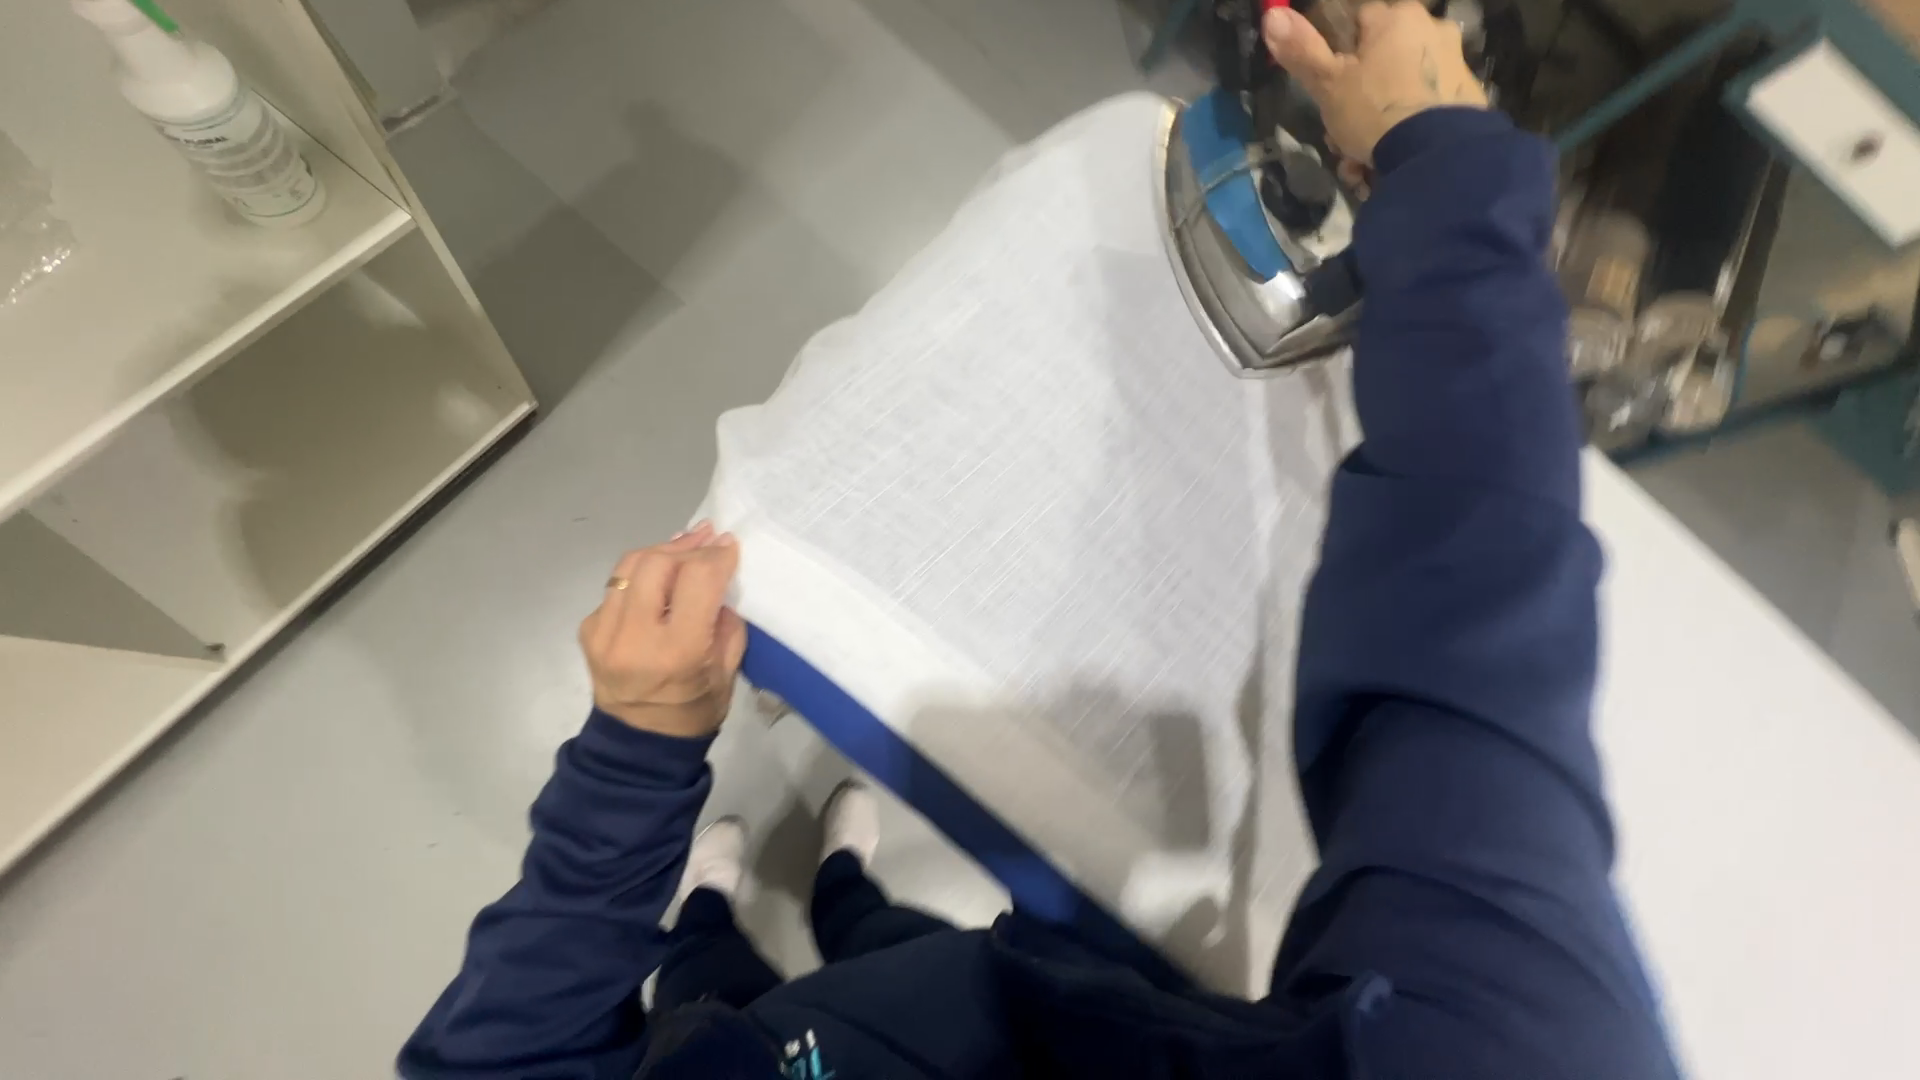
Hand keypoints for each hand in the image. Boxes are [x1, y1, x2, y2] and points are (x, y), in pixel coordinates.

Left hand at [578, 522, 747, 737]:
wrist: (639, 745)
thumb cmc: (695, 710)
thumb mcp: (728, 668)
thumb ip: (725, 620)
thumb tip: (720, 577)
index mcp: (678, 651)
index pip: (697, 579)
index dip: (717, 555)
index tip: (730, 545)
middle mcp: (635, 637)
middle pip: (658, 563)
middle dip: (688, 546)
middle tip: (709, 538)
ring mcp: (604, 633)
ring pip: (630, 567)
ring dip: (662, 551)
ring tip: (685, 544)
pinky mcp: (589, 631)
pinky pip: (616, 587)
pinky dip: (642, 575)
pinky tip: (660, 577)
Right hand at [1265, 0, 1487, 165]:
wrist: (1433, 150)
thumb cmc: (1374, 108)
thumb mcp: (1327, 83)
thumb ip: (1302, 51)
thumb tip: (1271, 15)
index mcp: (1397, 17)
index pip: (1357, 21)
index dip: (1337, 54)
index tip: (1327, 86)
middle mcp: (1431, 28)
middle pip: (1378, 61)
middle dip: (1355, 98)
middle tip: (1339, 133)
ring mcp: (1451, 62)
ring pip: (1397, 90)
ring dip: (1373, 123)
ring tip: (1359, 158)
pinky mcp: (1463, 96)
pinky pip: (1419, 110)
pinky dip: (1400, 132)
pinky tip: (1385, 159)